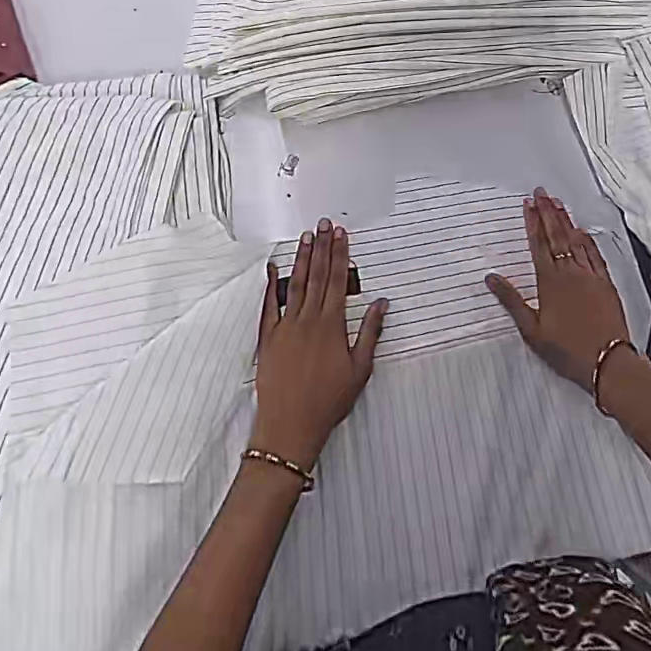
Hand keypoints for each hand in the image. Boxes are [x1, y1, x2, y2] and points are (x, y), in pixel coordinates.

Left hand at [250, 219, 387, 469]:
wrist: (290, 425)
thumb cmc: (328, 401)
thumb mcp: (360, 369)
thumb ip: (370, 332)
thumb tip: (381, 304)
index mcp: (331, 325)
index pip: (337, 280)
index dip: (339, 255)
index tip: (341, 235)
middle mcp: (308, 319)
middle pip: (317, 275)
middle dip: (322, 247)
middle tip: (324, 224)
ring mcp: (285, 326)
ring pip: (295, 284)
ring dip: (301, 259)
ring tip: (305, 237)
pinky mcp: (268, 337)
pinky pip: (269, 304)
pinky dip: (271, 285)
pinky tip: (273, 268)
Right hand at [484, 189, 633, 392]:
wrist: (608, 363)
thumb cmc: (568, 349)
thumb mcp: (531, 329)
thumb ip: (511, 300)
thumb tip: (491, 278)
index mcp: (550, 282)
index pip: (539, 244)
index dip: (532, 222)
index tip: (528, 205)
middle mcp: (570, 273)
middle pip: (557, 236)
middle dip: (547, 212)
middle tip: (541, 193)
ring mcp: (590, 277)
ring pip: (575, 241)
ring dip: (565, 220)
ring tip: (558, 203)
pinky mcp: (606, 284)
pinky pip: (595, 255)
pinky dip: (587, 240)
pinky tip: (582, 231)